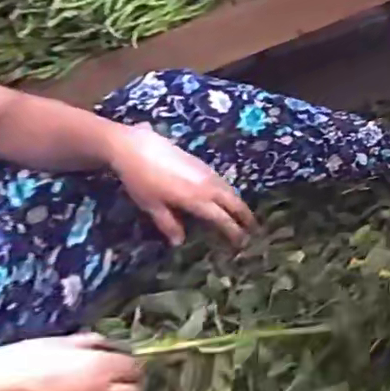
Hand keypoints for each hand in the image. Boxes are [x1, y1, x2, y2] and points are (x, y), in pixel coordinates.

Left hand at [105, 123, 254, 245]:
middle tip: (253, 229)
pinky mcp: (202, 164)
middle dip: (245, 216)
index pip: (222, 219)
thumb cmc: (141, 180)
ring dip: (238, 203)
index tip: (242, 242)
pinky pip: (223, 182)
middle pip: (233, 202)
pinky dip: (230, 192)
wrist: (136, 148)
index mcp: (196, 199)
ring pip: (230, 190)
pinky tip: (225, 196)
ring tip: (243, 215)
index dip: (233, 231)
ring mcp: (207, 173)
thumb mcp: (152, 206)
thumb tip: (180, 242)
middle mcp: (207, 186)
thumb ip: (168, 224)